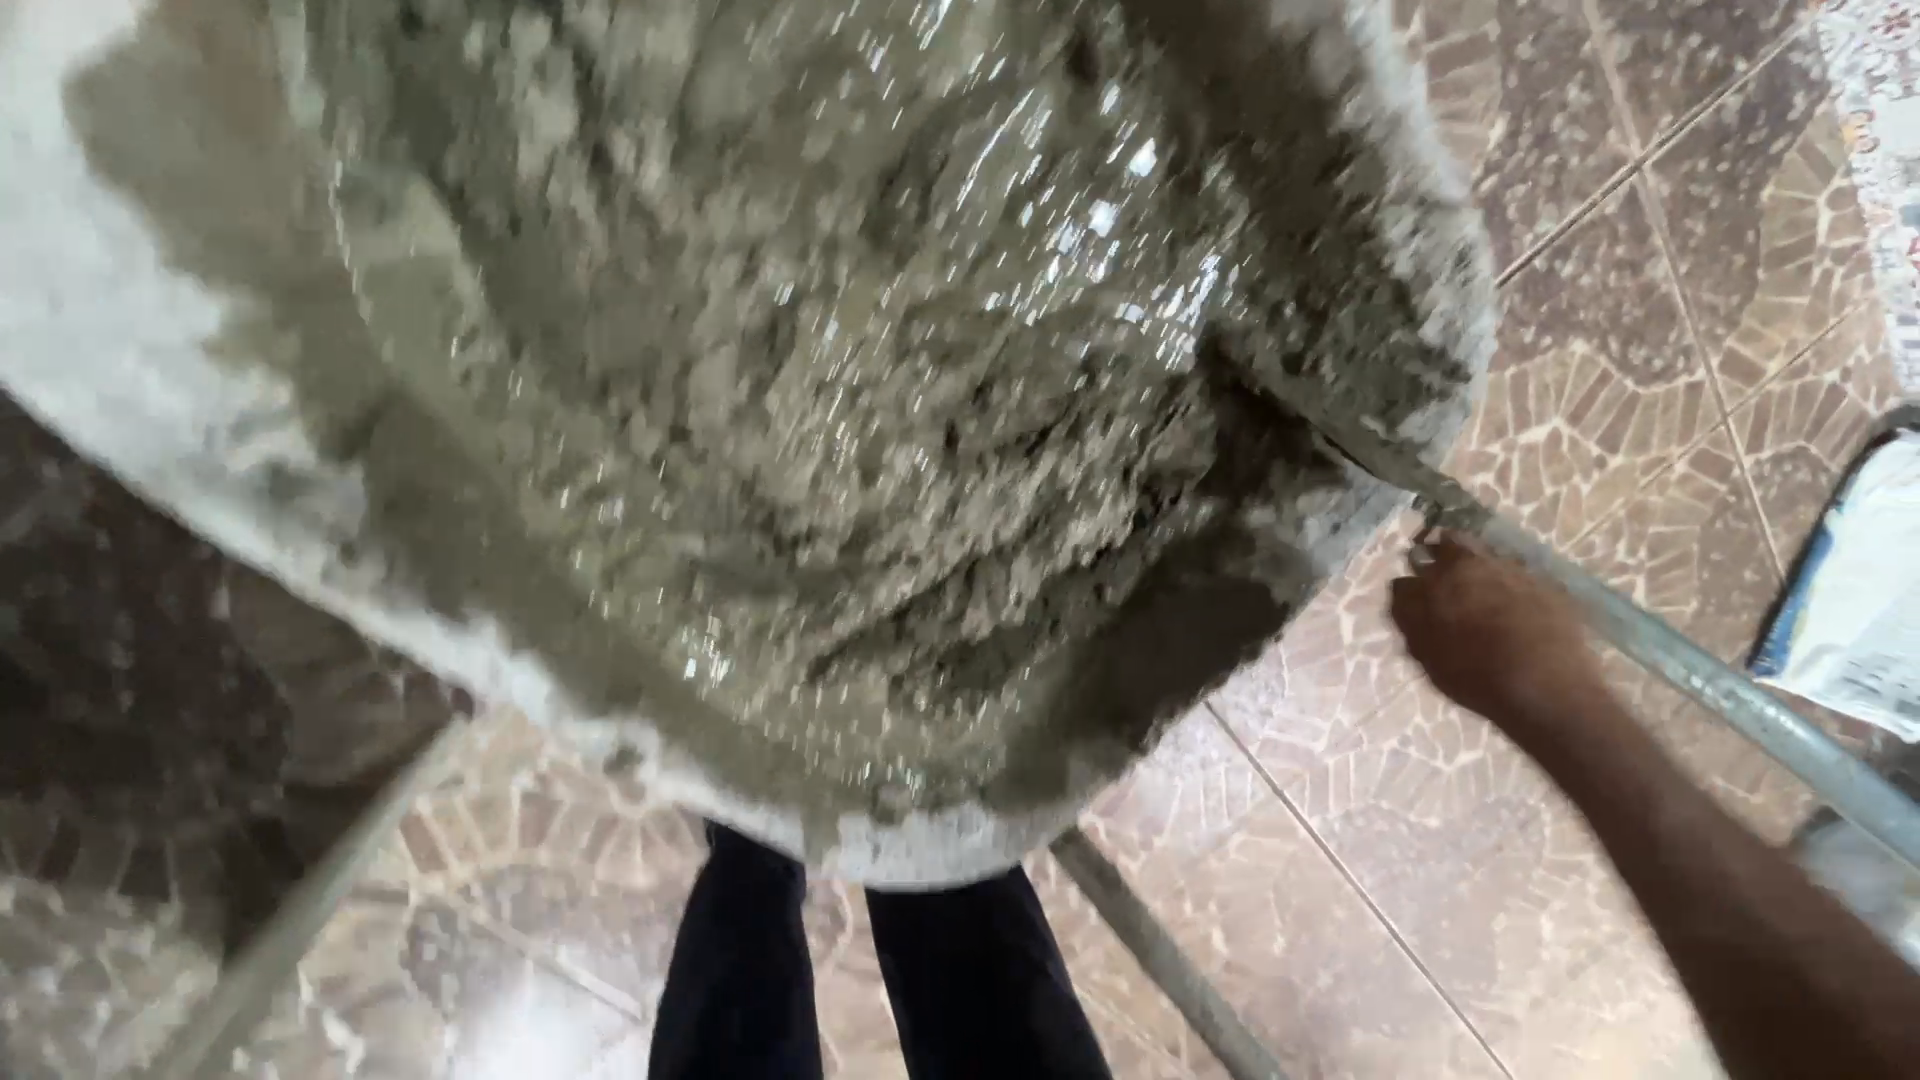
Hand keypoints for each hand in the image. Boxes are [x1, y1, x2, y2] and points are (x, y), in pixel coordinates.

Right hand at [1388, 531, 1605, 742]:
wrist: (1550, 693)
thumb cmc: (1474, 674)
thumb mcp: (1424, 650)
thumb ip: (1407, 612)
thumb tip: (1403, 584)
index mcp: (1444, 575)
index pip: (1416, 557)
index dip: (1414, 572)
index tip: (1414, 587)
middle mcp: (1481, 562)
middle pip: (1454, 541)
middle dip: (1443, 552)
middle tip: (1443, 576)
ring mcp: (1521, 572)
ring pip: (1489, 556)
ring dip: (1479, 567)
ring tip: (1479, 595)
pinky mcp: (1553, 588)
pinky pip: (1522, 576)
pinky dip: (1510, 586)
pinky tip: (1513, 611)